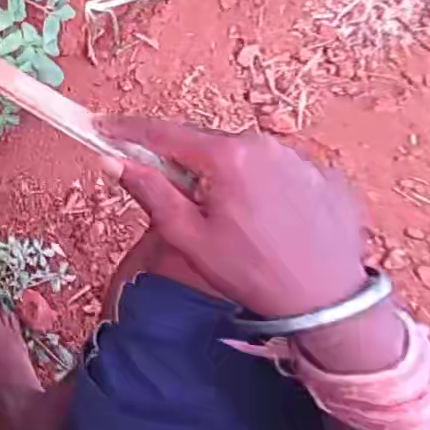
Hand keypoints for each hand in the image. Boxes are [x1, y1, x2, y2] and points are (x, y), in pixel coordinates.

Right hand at [97, 116, 369, 318]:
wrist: (329, 303)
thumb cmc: (250, 271)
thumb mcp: (186, 235)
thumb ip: (149, 191)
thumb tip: (111, 160)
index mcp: (228, 157)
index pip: (163, 133)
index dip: (126, 130)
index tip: (100, 126)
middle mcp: (266, 145)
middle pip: (203, 143)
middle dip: (177, 161)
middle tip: (166, 192)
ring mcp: (300, 158)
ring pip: (240, 156)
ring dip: (218, 174)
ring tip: (220, 216)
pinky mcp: (323, 176)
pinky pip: (274, 169)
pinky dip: (255, 184)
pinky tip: (259, 218)